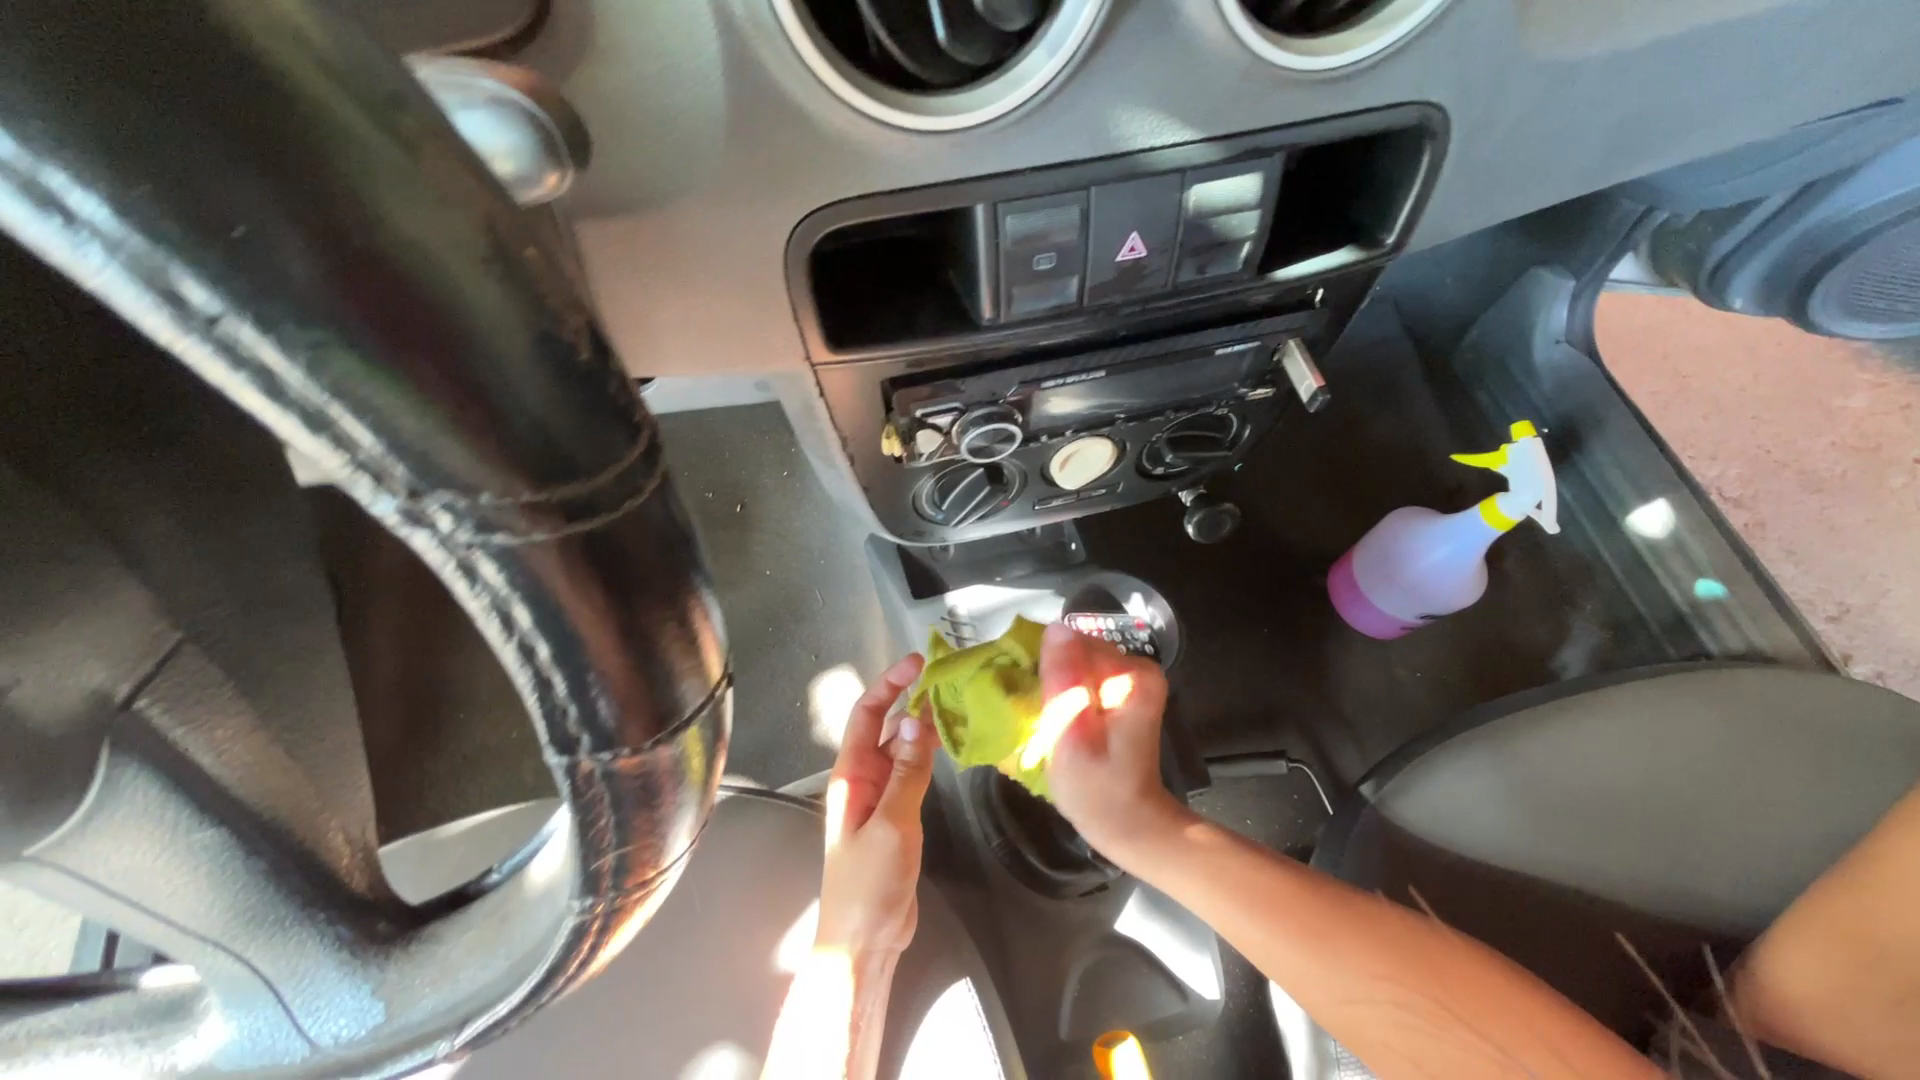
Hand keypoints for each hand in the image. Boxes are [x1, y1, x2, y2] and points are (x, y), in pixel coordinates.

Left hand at [817, 653, 933, 958]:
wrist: (864, 939)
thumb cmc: (869, 883)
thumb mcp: (892, 824)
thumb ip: (907, 772)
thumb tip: (916, 719)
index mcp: (850, 775)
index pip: (866, 715)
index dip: (889, 685)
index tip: (917, 663)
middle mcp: (862, 779)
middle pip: (884, 727)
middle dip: (909, 699)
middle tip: (946, 678)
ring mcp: (879, 797)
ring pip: (901, 749)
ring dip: (922, 726)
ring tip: (954, 703)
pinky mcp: (896, 816)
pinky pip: (911, 773)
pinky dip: (929, 754)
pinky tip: (949, 746)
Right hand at [1040, 622, 1190, 857]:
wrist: (1130, 825)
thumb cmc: (1097, 789)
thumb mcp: (1071, 734)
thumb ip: (1064, 678)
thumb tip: (1055, 627)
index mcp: (1131, 673)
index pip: (1072, 644)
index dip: (1045, 669)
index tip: (1034, 703)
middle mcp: (1137, 668)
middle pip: (1076, 650)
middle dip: (1051, 676)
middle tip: (1041, 718)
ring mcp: (1131, 680)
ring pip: (1076, 664)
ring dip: (1055, 687)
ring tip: (1048, 722)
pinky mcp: (1121, 693)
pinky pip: (1082, 678)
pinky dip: (1065, 695)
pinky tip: (1059, 722)